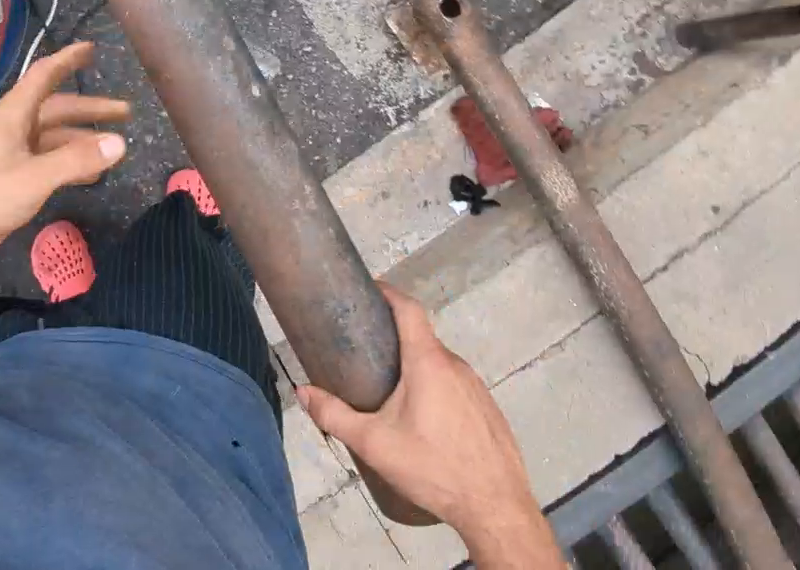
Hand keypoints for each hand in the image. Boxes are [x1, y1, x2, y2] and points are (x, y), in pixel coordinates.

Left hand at [0, 42, 128, 262]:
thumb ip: (76, 160)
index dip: (67, 59)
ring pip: (54, 136)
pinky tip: (92, 172)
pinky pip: (48, 159)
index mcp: (13, 114)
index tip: (92, 48)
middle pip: (57, 108)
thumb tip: (120, 143)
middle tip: (125, 111)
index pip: (44, 75)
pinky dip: (71, 161)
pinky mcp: (13, 173)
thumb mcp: (34, 177)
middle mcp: (14, 126)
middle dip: (90, 109)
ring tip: (116, 145)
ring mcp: (13, 150)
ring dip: (83, 139)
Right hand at [298, 286, 547, 547]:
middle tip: (365, 354)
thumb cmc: (433, 468)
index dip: (389, 292)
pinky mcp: (490, 411)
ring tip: (391, 392)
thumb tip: (302, 392)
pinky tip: (425, 422)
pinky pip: (457, 387)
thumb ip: (333, 415)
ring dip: (416, 369)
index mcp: (427, 362)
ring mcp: (478, 389)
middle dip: (394, 341)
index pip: (409, 309)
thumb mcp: (373, 443)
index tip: (369, 289)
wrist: (497, 511)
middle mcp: (456, 366)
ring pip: (440, 365)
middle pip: (421, 339)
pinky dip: (438, 391)